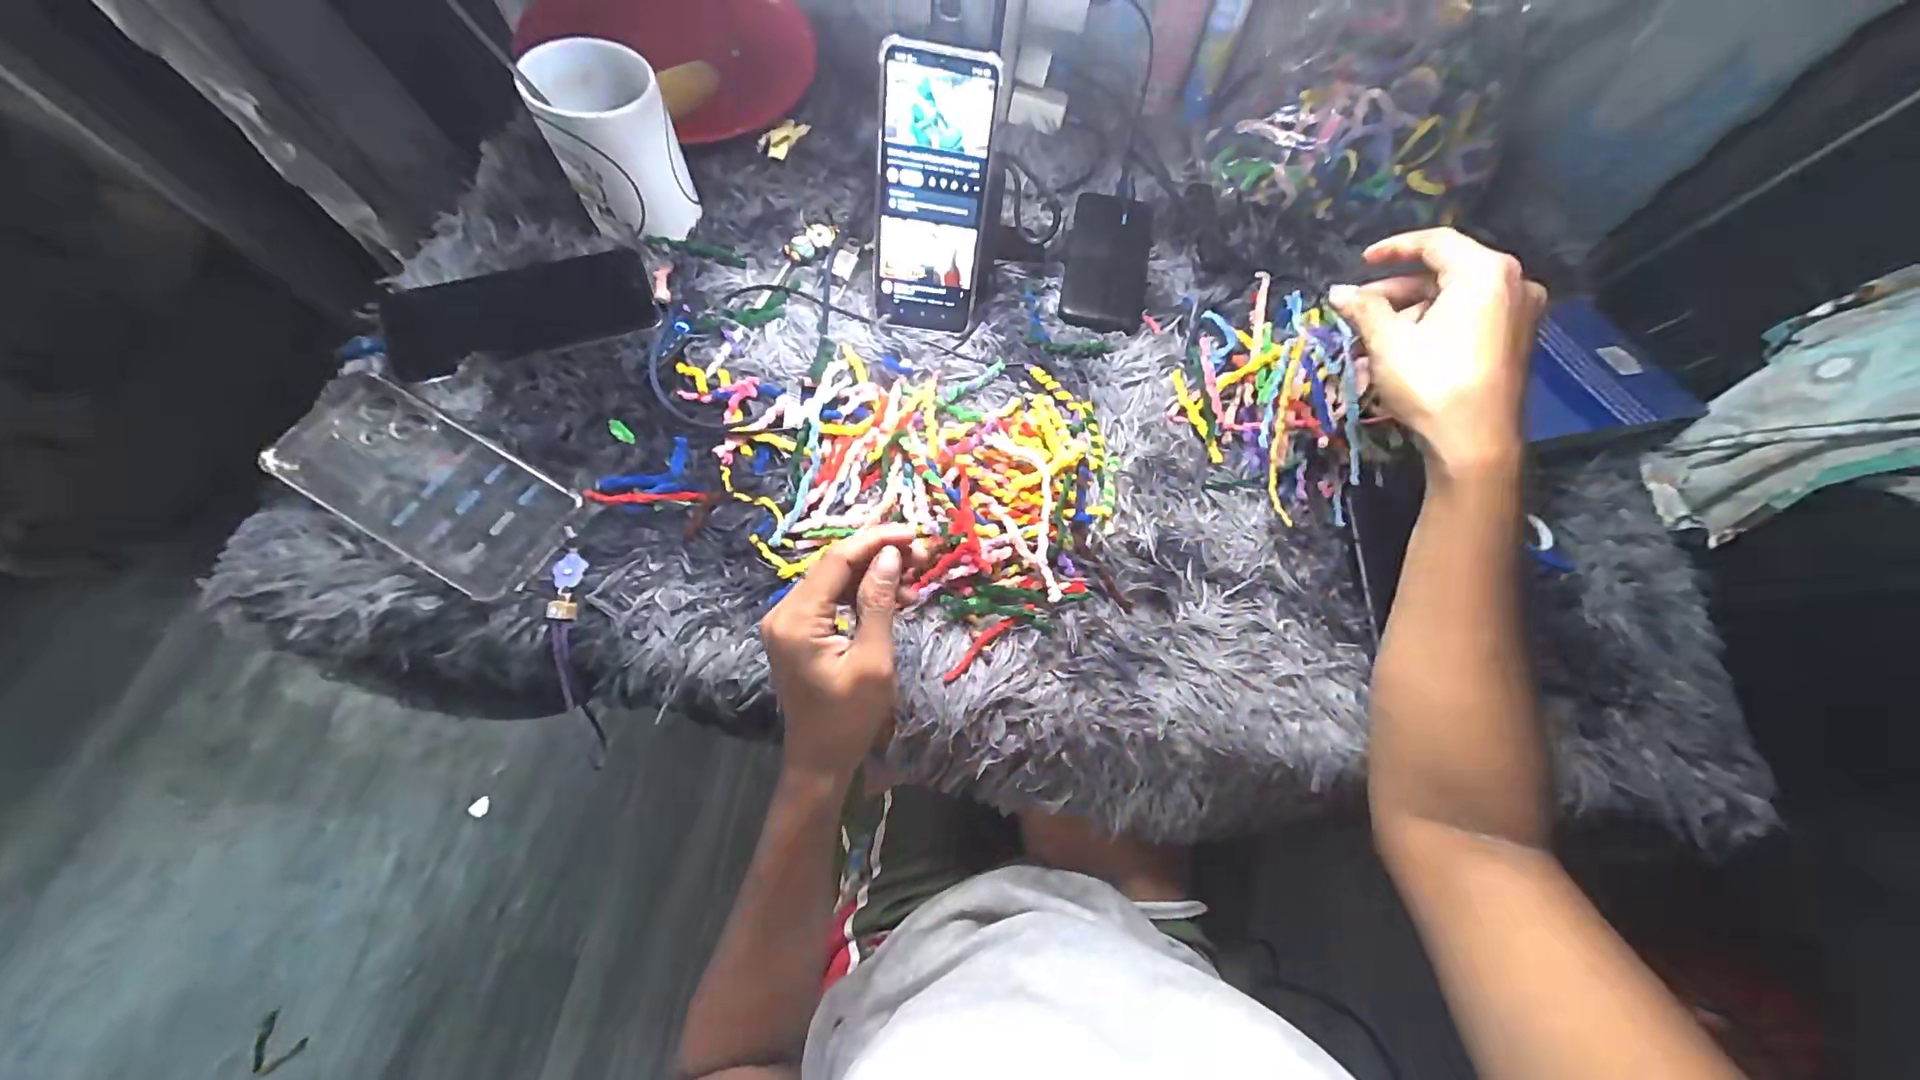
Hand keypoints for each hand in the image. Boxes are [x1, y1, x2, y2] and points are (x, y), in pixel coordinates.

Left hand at [759, 525, 922, 783]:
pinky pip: (830, 598)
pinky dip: (861, 594)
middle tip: (921, 556)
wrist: (819, 760)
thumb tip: (891, 555)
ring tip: (914, 580)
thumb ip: (879, 603)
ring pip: (834, 579)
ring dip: (873, 574)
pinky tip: (892, 597)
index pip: (837, 560)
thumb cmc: (849, 719)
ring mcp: (786, 621)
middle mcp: (783, 612)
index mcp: (796, 619)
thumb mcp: (873, 660)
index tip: (914, 533)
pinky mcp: (796, 630)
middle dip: (878, 555)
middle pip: (834, 565)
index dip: (876, 541)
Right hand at [1328, 229, 1547, 477]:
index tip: (1362, 261)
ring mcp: (1517, 313)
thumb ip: (1364, 309)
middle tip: (1357, 309)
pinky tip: (1397, 353)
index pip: (1436, 243)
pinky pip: (1464, 320)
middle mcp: (1511, 283)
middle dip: (1394, 291)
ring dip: (1406, 315)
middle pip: (1443, 274)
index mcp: (1485, 272)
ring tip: (1369, 341)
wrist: (1474, 440)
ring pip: (1451, 301)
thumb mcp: (1388, 342)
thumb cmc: (1431, 382)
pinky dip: (1429, 328)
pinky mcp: (1511, 340)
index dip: (1394, 248)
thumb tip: (1337, 291)